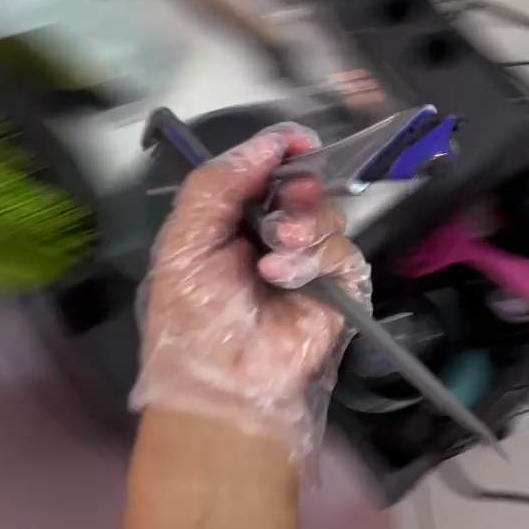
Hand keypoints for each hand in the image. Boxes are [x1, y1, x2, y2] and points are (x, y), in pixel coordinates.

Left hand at [129, 123, 372, 462]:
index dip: (281, 150)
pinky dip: (315, 260)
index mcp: (233, 221)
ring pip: (330, 214)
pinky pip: (344, 248)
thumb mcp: (183, 247)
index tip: (297, 142)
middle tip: (286, 205)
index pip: (265, 170)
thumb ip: (215, 187)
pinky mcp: (345, 281)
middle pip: (307, 185)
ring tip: (276, 260)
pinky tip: (287, 280)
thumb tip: (268, 143)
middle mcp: (276, 234)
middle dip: (298, 189)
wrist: (228, 386)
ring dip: (303, 230)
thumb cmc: (194, 321)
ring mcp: (314, 258)